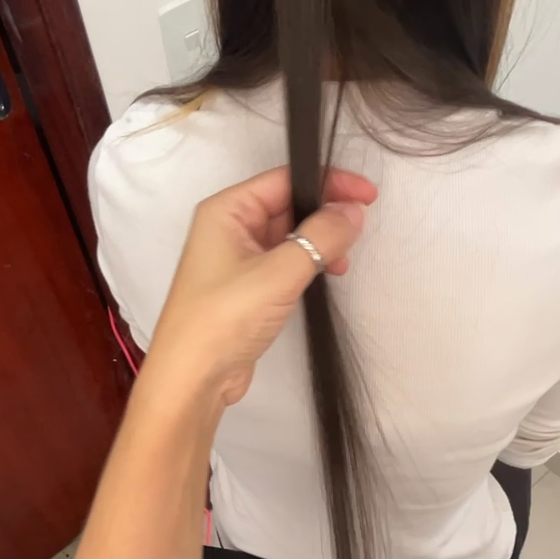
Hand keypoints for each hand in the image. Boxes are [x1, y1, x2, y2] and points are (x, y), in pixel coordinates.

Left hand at [141, 166, 376, 407]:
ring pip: (289, 237)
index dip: (327, 183)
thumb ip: (319, 238)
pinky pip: (285, 263)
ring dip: (319, 244)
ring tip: (343, 261)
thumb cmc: (222, 320)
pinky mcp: (248, 289)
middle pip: (288, 205)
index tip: (367, 195)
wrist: (193, 379)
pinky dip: (309, 265)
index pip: (284, 180)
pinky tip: (327, 276)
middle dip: (325, 216)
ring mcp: (237, 260)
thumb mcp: (277, 273)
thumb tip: (352, 213)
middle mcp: (229, 229)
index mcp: (226, 211)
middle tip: (358, 231)